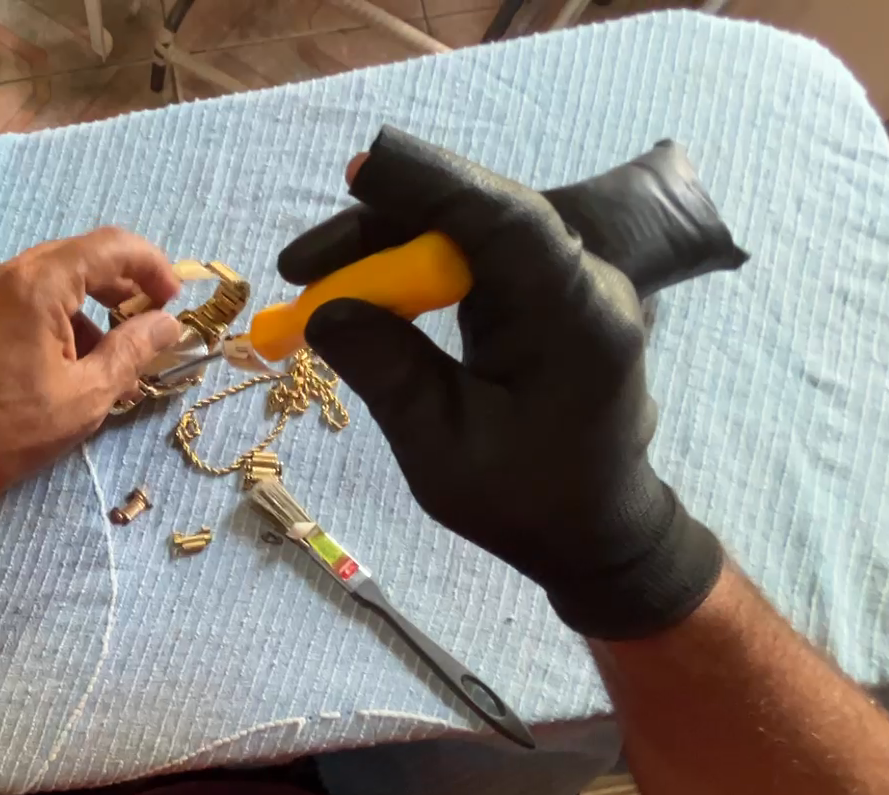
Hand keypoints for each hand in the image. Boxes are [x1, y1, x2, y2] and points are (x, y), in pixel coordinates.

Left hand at [0, 227, 184, 522]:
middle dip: (124, 291)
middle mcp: (8, 275)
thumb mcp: (86, 396)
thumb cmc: (10, 432)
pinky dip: (62, 326)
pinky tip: (73, 372)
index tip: (176, 300)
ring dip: (93, 314)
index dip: (153, 266)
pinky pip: (31, 306)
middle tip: (151, 329)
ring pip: (57, 286)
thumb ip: (133, 351)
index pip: (111, 246)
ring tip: (114, 366)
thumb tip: (169, 325)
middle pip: (82, 260)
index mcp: (38, 283)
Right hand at [283, 127, 722, 639]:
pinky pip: (473, 261)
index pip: (499, 219)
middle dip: (381, 227)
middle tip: (298, 266)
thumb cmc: (520, 500)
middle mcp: (580, 282)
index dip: (426, 186)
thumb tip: (324, 313)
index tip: (357, 170)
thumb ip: (387, 371)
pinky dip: (413, 268)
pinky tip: (367, 285)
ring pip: (469, 233)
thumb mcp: (438, 446)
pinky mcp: (544, 299)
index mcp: (571, 316)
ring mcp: (565, 286)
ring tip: (315, 280)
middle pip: (476, 216)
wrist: (590, 529)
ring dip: (387, 248)